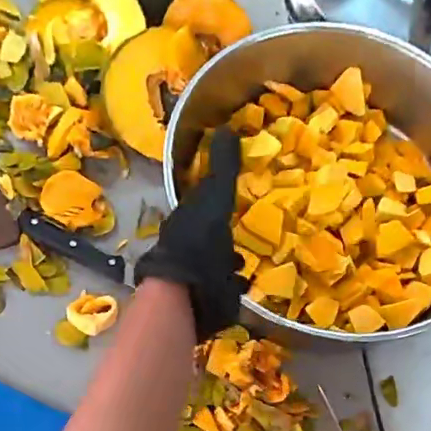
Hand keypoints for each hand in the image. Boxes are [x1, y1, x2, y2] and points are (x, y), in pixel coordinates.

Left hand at [134, 129, 242, 339]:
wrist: (189, 294)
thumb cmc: (198, 242)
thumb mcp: (213, 198)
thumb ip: (221, 168)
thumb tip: (227, 128)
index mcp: (184, 223)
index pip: (199, 207)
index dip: (214, 202)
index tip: (231, 199)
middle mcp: (185, 251)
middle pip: (207, 238)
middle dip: (222, 236)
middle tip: (242, 231)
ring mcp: (195, 279)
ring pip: (214, 266)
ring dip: (228, 263)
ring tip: (246, 260)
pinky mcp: (207, 303)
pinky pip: (224, 290)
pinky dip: (234, 286)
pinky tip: (245, 284)